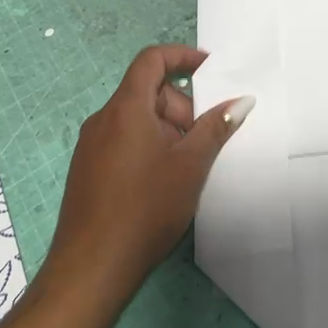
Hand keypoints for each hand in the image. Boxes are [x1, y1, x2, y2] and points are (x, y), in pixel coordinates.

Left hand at [45, 45, 253, 295]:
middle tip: (202, 141)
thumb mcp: (190, 166)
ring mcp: (90, 146)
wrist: (90, 271)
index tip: (210, 70)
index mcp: (126, 108)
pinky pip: (122, 141)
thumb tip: (241, 101)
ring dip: (166, 131)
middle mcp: (103, 119)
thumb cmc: (144, 209)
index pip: (152, 60)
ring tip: (185, 168)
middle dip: (181, 108)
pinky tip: (160, 184)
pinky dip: (147, 148)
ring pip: (136, 120)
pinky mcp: (86, 171)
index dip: (182, 56)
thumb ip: (216, 128)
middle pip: (147, 92)